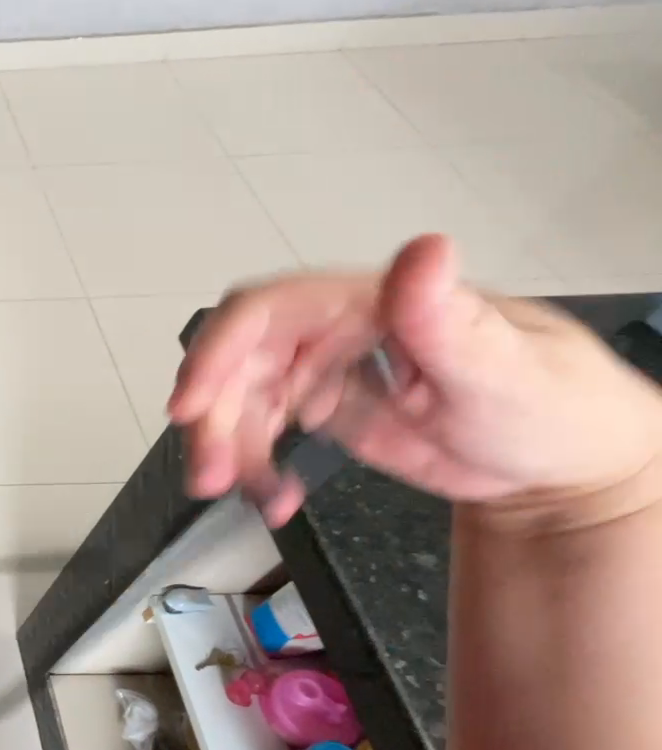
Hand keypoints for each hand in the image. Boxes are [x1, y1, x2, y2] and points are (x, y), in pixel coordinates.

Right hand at [170, 234, 661, 528]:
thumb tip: (423, 252)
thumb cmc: (557, 410)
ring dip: (222, 447)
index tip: (188, 408)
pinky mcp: (312, 407)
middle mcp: (330, 330)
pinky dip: (252, 467)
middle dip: (211, 419)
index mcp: (370, 301)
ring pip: (234, 402)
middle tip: (210, 474)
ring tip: (242, 492)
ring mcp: (317, 370)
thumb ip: (450, 318)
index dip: (215, 353)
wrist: (559, 470)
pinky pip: (255, 433)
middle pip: (235, 365)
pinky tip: (273, 497)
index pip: (266, 312)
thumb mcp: (509, 369)